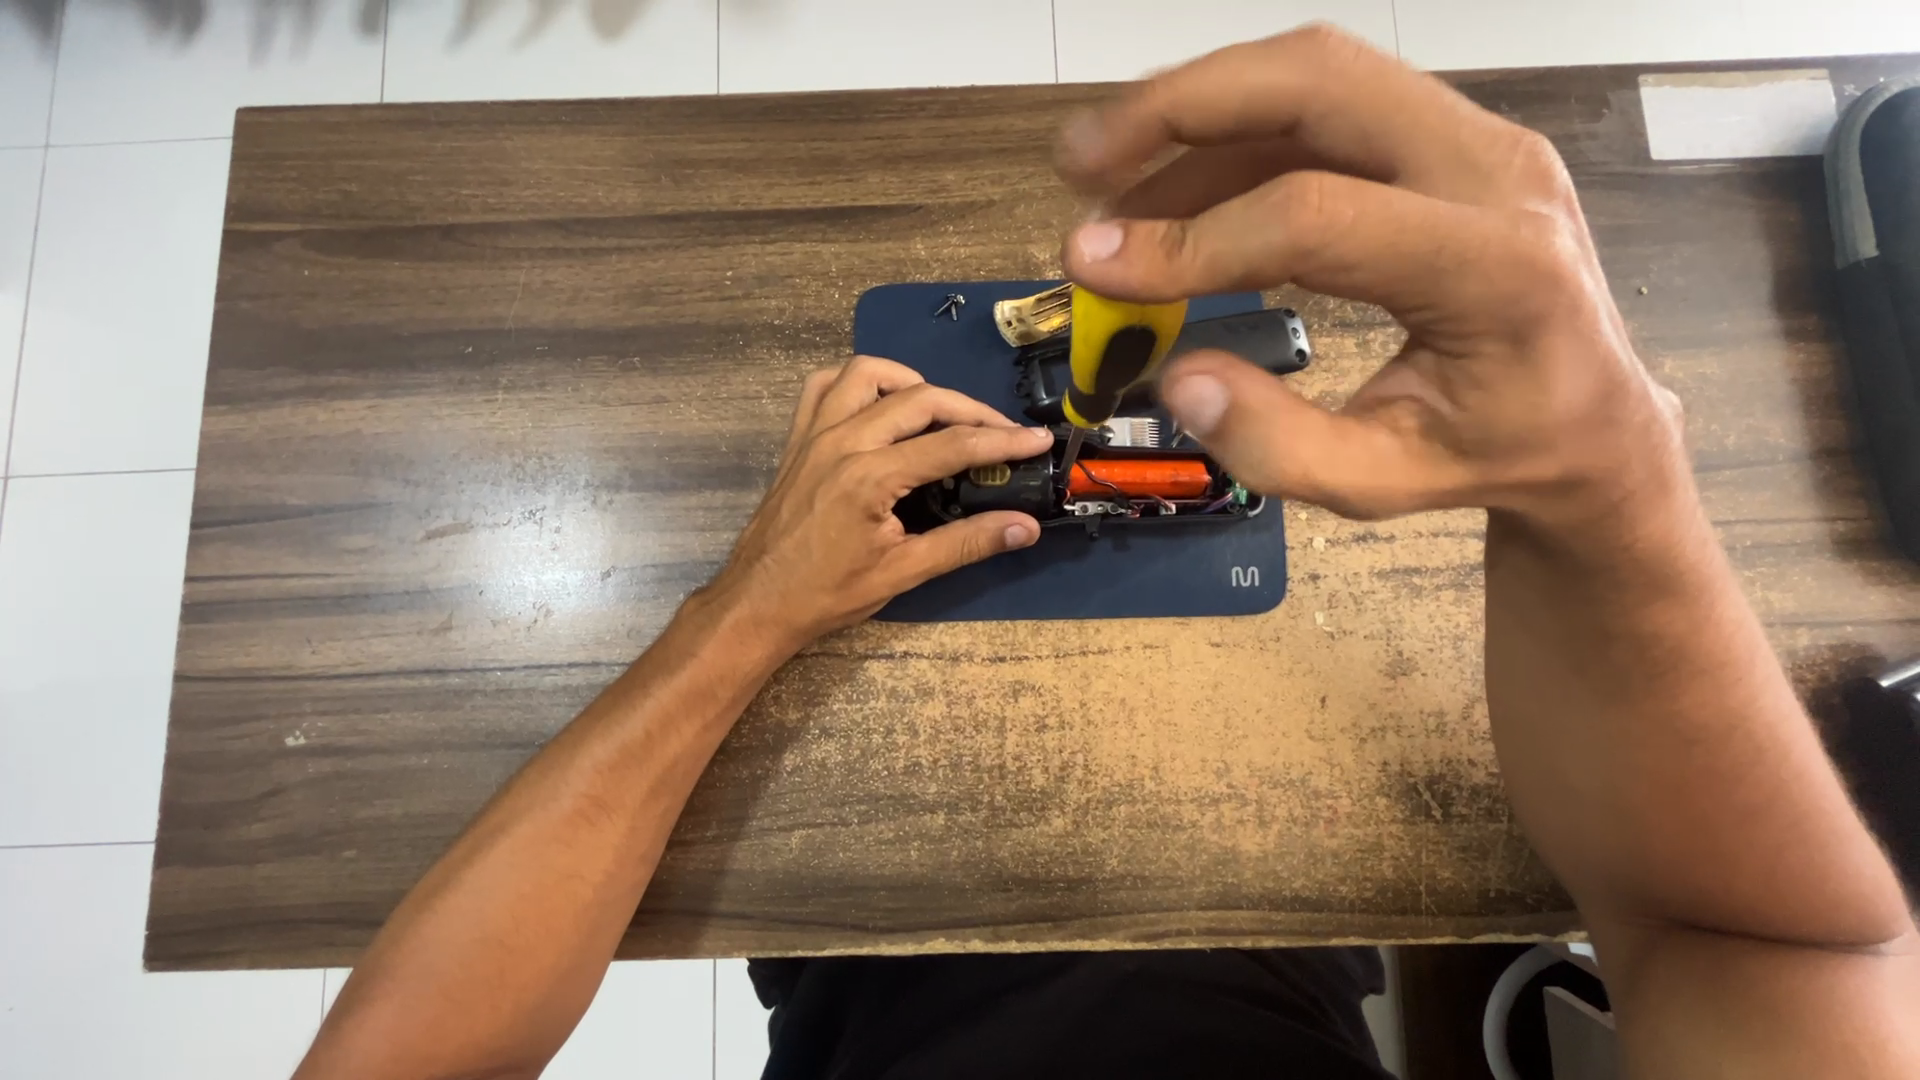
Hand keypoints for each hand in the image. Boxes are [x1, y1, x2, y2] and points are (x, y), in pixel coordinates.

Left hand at [703, 356, 1051, 650]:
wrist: (757, 603)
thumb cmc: (828, 595)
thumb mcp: (903, 573)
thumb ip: (966, 543)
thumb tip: (1025, 527)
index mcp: (870, 477)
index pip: (951, 445)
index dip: (1001, 442)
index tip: (1037, 440)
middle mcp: (842, 442)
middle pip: (919, 399)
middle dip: (969, 410)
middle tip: (1000, 432)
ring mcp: (813, 434)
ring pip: (867, 375)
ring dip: (912, 383)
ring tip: (940, 410)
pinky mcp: (797, 439)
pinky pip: (823, 386)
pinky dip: (856, 383)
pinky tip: (878, 404)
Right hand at [1054, 26, 1684, 532]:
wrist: (1590, 417)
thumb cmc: (1488, 456)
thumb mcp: (1376, 482)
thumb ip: (1275, 444)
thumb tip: (1176, 377)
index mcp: (1493, 266)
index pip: (1314, 216)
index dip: (1188, 240)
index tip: (1090, 266)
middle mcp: (1493, 167)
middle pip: (1317, 80)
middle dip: (1178, 109)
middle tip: (1079, 159)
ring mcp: (1472, 138)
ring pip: (1313, 76)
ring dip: (1192, 115)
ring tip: (1102, 175)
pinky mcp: (1442, 140)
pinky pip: (1321, 110)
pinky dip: (1228, 139)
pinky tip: (1168, 192)